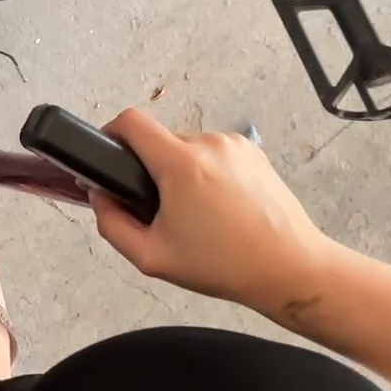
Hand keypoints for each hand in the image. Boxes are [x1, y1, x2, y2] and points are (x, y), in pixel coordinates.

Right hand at [89, 108, 338, 311]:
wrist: (292, 268)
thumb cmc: (222, 265)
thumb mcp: (151, 257)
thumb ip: (111, 224)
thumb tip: (98, 194)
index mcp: (180, 164)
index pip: (131, 122)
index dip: (111, 133)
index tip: (109, 157)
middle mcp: (208, 143)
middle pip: (158, 140)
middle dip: (148, 168)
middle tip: (156, 208)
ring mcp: (234, 144)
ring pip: (185, 147)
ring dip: (178, 171)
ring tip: (194, 211)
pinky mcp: (252, 150)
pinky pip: (211, 152)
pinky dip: (204, 172)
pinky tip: (216, 204)